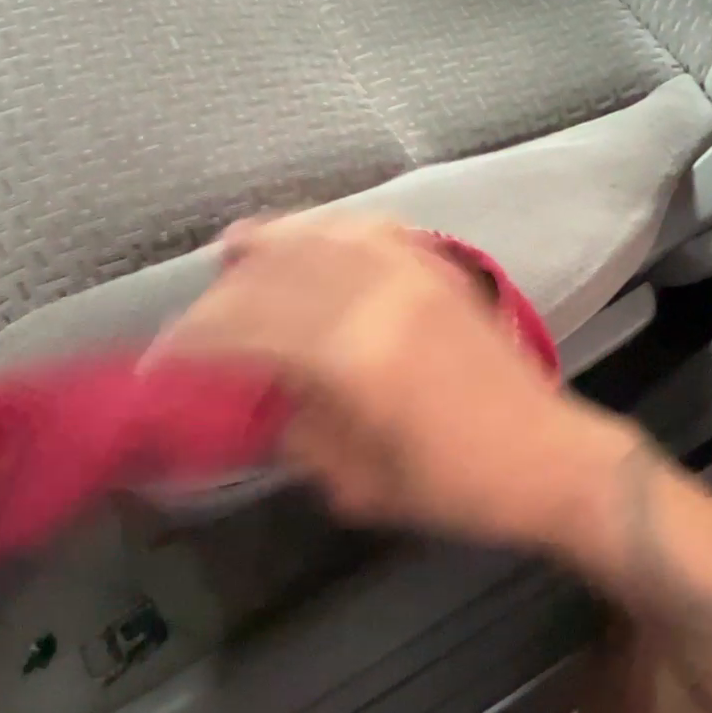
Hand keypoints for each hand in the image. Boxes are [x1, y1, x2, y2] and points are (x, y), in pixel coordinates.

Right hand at [159, 216, 634, 551]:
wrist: (550, 459)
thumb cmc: (456, 486)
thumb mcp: (360, 480)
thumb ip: (296, 429)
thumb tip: (249, 400)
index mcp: (353, 356)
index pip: (247, 328)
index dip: (194, 340)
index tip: (161, 359)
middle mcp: (377, 297)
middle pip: (273, 277)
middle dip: (221, 298)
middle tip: (195, 325)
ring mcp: (412, 273)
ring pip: (318, 237)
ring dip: (267, 244)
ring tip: (230, 252)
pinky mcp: (438, 269)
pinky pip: (371, 229)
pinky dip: (328, 226)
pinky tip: (308, 234)